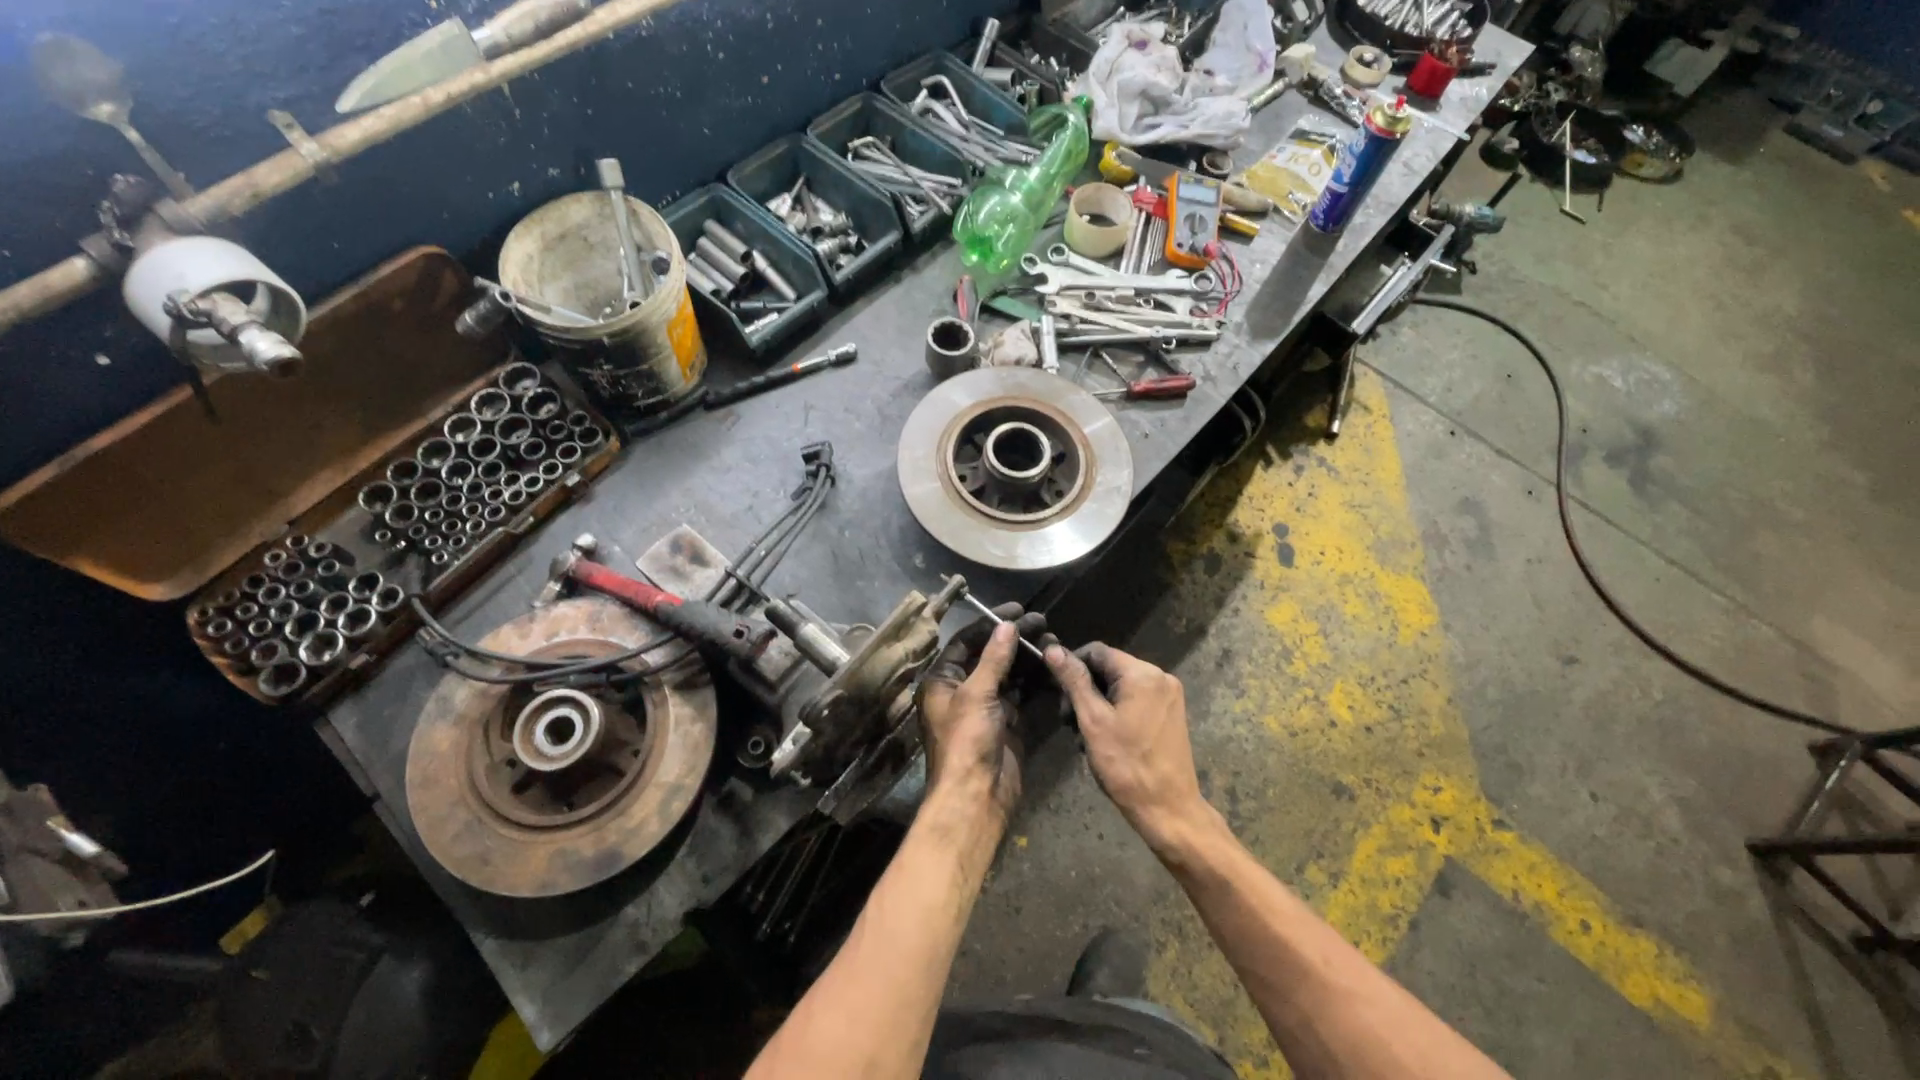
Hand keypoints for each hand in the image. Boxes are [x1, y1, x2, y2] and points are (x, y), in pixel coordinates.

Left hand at [917, 605, 1048, 816]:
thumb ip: (993, 659)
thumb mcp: (976, 695)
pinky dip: (1035, 681)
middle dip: (1015, 640)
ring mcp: (986, 707)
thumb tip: (1007, 626)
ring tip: (1053, 642)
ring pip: (1008, 674)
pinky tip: (1053, 667)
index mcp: (942, 681)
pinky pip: (1021, 694)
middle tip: (1044, 624)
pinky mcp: (1007, 722)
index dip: (991, 624)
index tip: (1019, 611)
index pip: (966, 642)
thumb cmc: (966, 742)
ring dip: (1028, 658)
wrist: (977, 796)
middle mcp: (962, 691)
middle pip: (990, 656)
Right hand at [1045, 643, 1210, 851]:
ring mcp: (1169, 696)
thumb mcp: (1093, 721)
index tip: (1058, 695)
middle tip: (1069, 723)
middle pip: (1110, 668)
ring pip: (1121, 686)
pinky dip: (1116, 712)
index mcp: (1143, 674)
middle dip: (1084, 690)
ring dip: (1098, 704)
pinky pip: (1136, 700)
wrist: (1168, 808)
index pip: (1097, 651)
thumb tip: (1052, 649)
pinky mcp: (1171, 714)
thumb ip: (1073, 681)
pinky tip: (1106, 738)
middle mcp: (1161, 677)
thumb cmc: (1126, 765)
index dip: (1071, 666)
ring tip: (1086, 737)